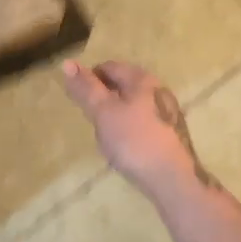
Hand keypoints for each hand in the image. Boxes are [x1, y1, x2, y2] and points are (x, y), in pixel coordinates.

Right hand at [59, 60, 206, 199]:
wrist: (173, 179)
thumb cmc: (135, 141)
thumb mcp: (103, 112)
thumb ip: (86, 89)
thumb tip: (67, 63)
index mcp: (142, 79)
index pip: (109, 67)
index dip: (89, 79)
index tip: (79, 100)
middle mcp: (158, 90)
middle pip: (123, 85)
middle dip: (103, 98)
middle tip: (91, 120)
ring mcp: (167, 112)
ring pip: (133, 105)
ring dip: (116, 115)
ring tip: (106, 136)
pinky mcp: (171, 133)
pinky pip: (143, 122)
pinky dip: (130, 128)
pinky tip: (126, 147)